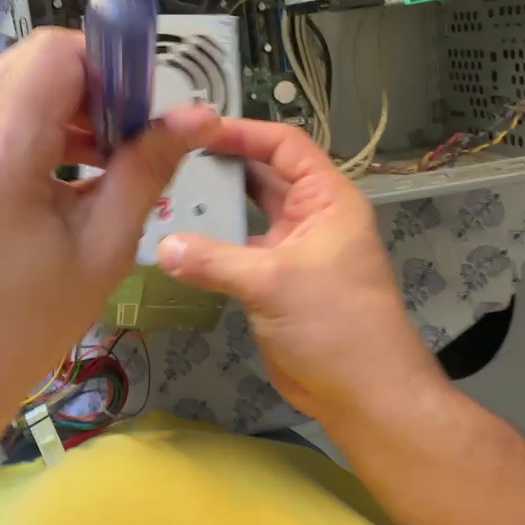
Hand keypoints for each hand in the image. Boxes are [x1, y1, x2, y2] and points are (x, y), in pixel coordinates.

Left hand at [0, 28, 217, 442]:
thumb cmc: (26, 326)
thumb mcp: (102, 249)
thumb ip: (147, 168)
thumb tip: (199, 115)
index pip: (56, 52)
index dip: (108, 66)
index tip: (139, 110)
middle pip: (31, 60)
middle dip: (88, 85)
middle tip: (123, 138)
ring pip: (8, 82)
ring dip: (59, 105)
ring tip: (97, 158)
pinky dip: (27, 124)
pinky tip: (56, 170)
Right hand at [154, 118, 446, 424]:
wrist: (364, 395)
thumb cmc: (335, 325)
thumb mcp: (273, 283)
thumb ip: (214, 260)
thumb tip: (160, 246)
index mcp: (327, 200)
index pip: (285, 146)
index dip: (243, 132)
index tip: (197, 129)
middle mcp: (309, 217)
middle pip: (261, 175)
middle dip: (220, 165)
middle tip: (168, 157)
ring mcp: (290, 250)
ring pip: (246, 214)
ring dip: (211, 207)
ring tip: (162, 193)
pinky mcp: (272, 282)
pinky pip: (235, 250)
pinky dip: (209, 245)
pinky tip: (174, 241)